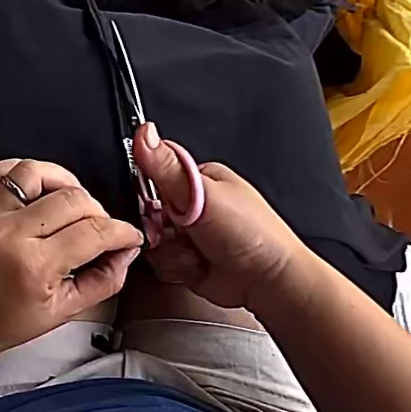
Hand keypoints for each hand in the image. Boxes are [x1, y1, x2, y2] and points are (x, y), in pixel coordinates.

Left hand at [0, 160, 142, 363]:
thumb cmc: (6, 320)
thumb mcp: (65, 311)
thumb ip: (104, 281)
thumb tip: (126, 252)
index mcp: (34, 265)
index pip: (94, 232)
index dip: (122, 232)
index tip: (128, 236)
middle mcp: (11, 234)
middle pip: (74, 200)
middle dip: (100, 213)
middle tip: (102, 230)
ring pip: (39, 172)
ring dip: (67, 184)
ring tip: (74, 205)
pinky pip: (3, 169)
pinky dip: (28, 172)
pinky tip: (42, 188)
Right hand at [133, 123, 313, 310]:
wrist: (266, 280)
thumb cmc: (250, 233)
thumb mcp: (203, 194)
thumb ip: (168, 166)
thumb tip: (145, 132)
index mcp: (197, 180)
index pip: (153, 179)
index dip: (149, 197)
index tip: (161, 208)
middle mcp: (191, 207)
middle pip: (149, 216)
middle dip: (161, 231)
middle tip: (184, 232)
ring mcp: (189, 235)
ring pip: (153, 243)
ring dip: (172, 253)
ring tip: (197, 252)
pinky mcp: (186, 261)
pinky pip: (161, 264)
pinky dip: (177, 269)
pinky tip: (198, 266)